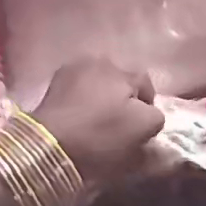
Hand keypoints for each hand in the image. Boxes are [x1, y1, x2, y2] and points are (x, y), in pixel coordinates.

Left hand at [31, 60, 165, 184]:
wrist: (49, 146)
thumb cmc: (100, 135)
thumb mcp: (144, 127)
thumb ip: (155, 114)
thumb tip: (149, 111)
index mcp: (120, 68)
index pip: (145, 85)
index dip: (148, 107)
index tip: (141, 129)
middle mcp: (95, 60)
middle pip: (119, 82)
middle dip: (122, 100)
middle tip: (118, 126)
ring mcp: (69, 70)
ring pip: (96, 85)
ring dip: (100, 100)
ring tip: (95, 123)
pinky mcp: (51, 86)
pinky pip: (76, 92)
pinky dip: (81, 103)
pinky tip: (77, 120)